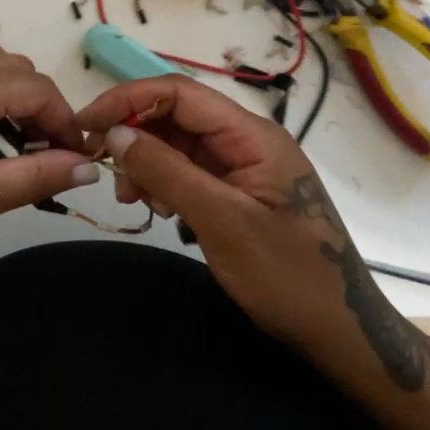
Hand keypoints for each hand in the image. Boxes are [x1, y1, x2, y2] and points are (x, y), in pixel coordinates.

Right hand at [75, 76, 380, 350]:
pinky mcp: (235, 190)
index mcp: (253, 137)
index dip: (128, 100)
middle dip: (132, 132)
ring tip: (129, 196)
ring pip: (175, 141)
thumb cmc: (288, 277)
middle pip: (174, 114)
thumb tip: (115, 134)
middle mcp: (246, 141)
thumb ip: (167, 172)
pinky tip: (152, 204)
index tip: (86, 122)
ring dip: (143, 160)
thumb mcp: (222, 222)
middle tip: (98, 162)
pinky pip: (186, 168)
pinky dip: (160, 180)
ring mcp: (242, 166)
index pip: (179, 93)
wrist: (342, 336)